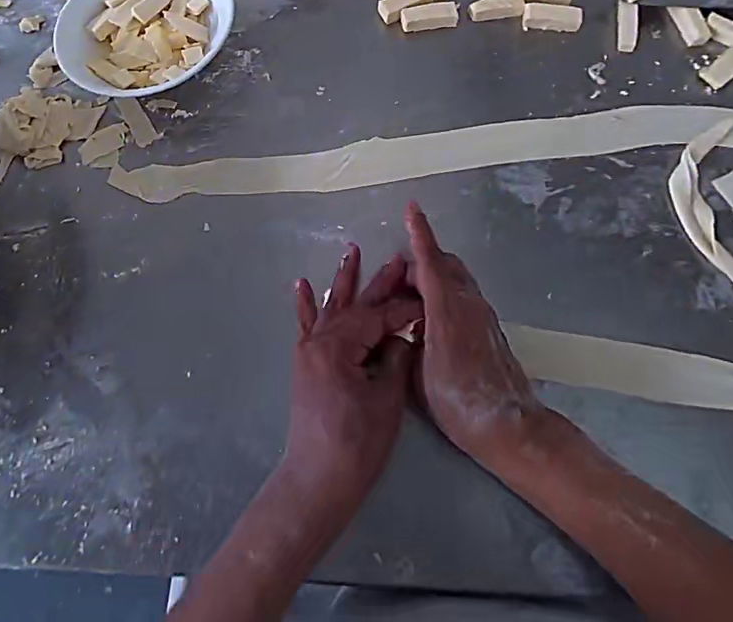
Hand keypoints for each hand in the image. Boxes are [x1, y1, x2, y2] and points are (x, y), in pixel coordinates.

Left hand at [282, 245, 422, 508]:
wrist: (317, 482)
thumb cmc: (356, 443)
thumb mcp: (385, 399)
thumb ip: (394, 358)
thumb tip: (400, 335)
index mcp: (339, 345)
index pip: (379, 317)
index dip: (406, 311)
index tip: (428, 306)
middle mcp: (320, 340)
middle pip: (357, 306)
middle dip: (379, 283)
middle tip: (398, 259)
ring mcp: (309, 351)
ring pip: (333, 308)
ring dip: (344, 281)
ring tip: (351, 250)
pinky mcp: (306, 364)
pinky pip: (306, 326)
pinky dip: (306, 305)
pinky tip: (304, 284)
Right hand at [402, 202, 552, 469]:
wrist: (509, 425)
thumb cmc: (458, 403)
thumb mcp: (419, 374)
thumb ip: (409, 339)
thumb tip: (403, 323)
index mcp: (447, 310)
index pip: (430, 262)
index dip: (419, 234)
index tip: (412, 208)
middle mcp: (468, 302)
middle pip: (443, 264)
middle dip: (418, 262)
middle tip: (393, 282)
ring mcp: (482, 312)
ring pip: (455, 277)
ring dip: (432, 276)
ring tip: (408, 300)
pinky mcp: (489, 324)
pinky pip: (462, 293)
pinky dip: (443, 291)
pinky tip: (429, 318)